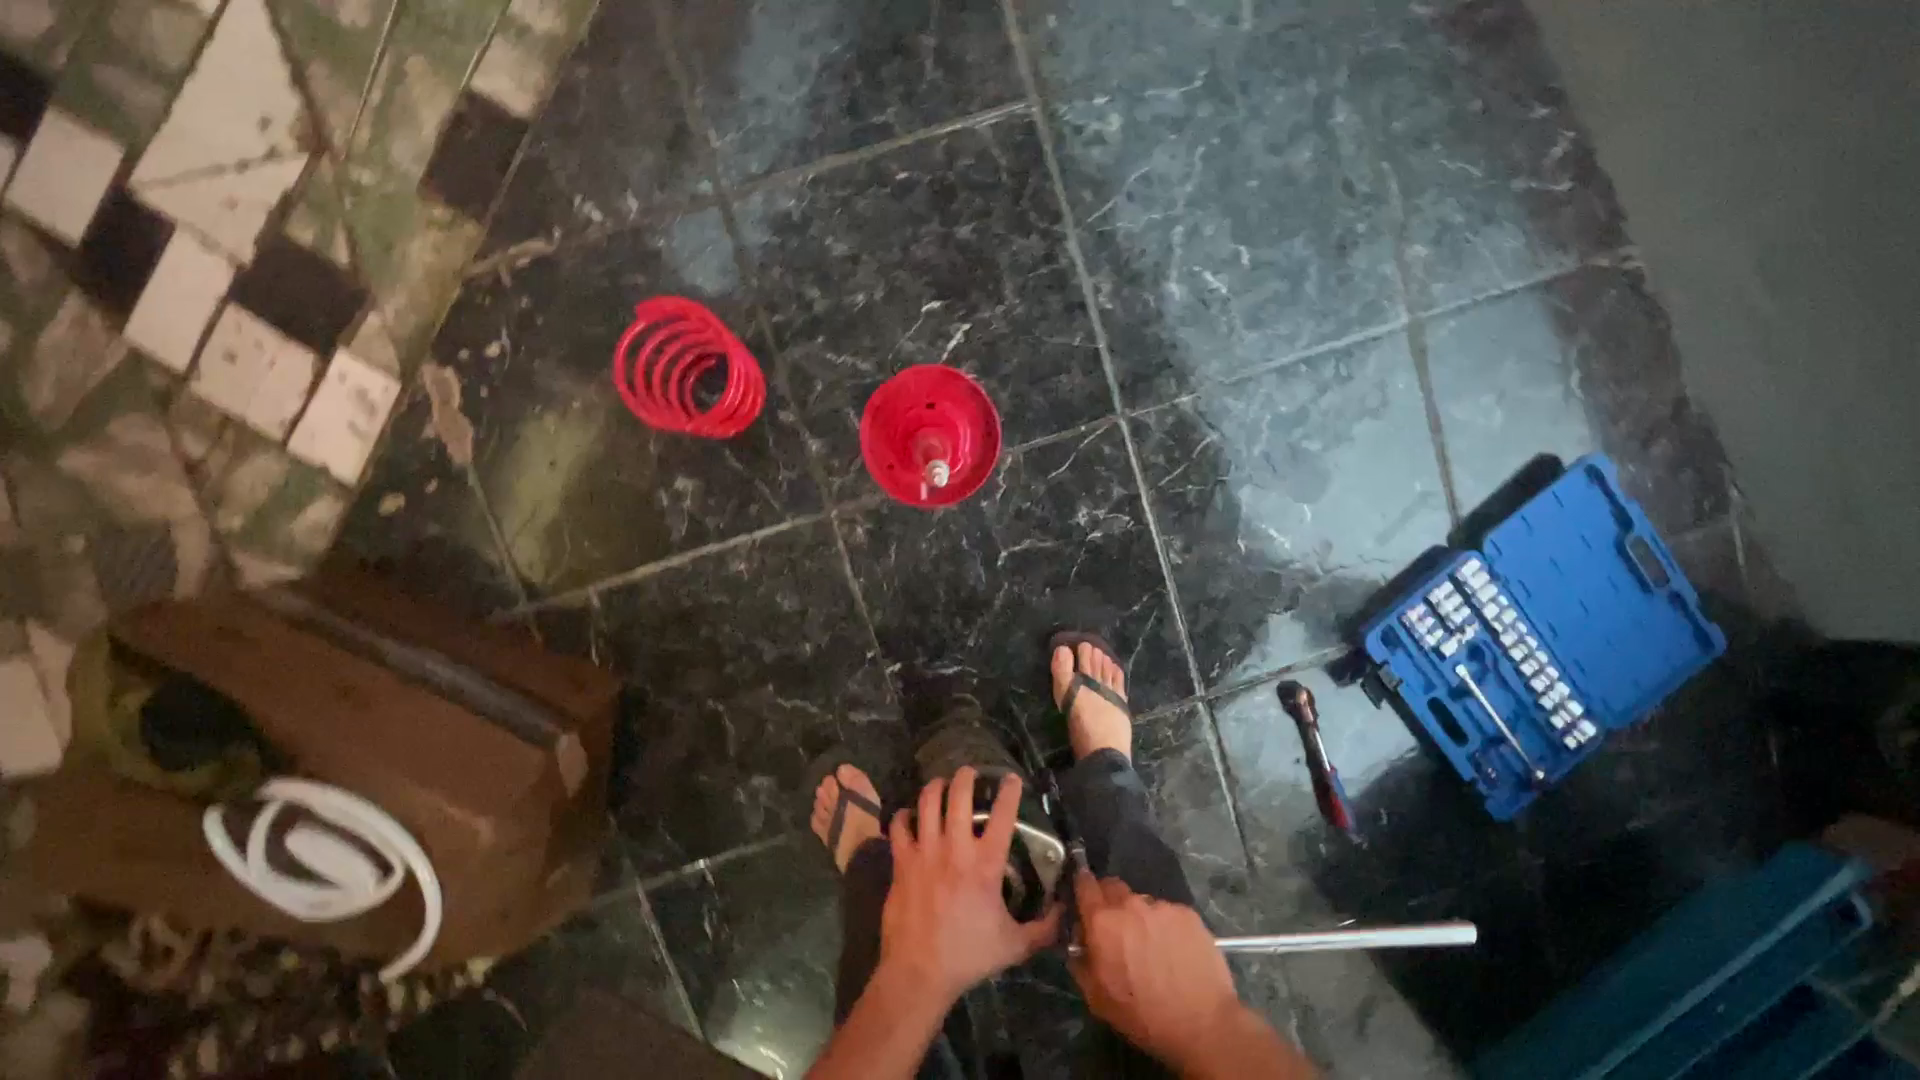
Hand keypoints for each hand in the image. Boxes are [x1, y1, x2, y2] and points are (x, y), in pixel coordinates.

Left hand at [877, 767, 1062, 1004]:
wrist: (919, 972)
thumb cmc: (969, 956)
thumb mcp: (1015, 945)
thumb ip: (1044, 928)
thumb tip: (1065, 912)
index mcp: (986, 864)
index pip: (1003, 815)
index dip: (1010, 791)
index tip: (1012, 778)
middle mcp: (955, 849)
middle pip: (959, 795)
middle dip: (965, 777)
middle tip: (969, 772)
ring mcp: (924, 852)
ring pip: (926, 802)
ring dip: (935, 787)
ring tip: (940, 784)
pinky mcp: (901, 862)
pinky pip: (899, 826)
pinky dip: (904, 815)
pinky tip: (909, 815)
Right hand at [1068, 870, 1247, 1070]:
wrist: (1202, 1024)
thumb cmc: (1143, 1016)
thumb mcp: (1096, 997)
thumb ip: (1080, 960)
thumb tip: (1080, 940)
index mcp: (1102, 922)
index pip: (1084, 884)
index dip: (1082, 885)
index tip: (1083, 892)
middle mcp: (1130, 905)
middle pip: (1113, 886)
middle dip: (1110, 900)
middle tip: (1118, 929)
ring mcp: (1162, 907)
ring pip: (1142, 902)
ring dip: (1140, 917)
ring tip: (1152, 947)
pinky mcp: (1188, 914)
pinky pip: (1168, 913)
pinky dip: (1166, 926)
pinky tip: (1175, 951)